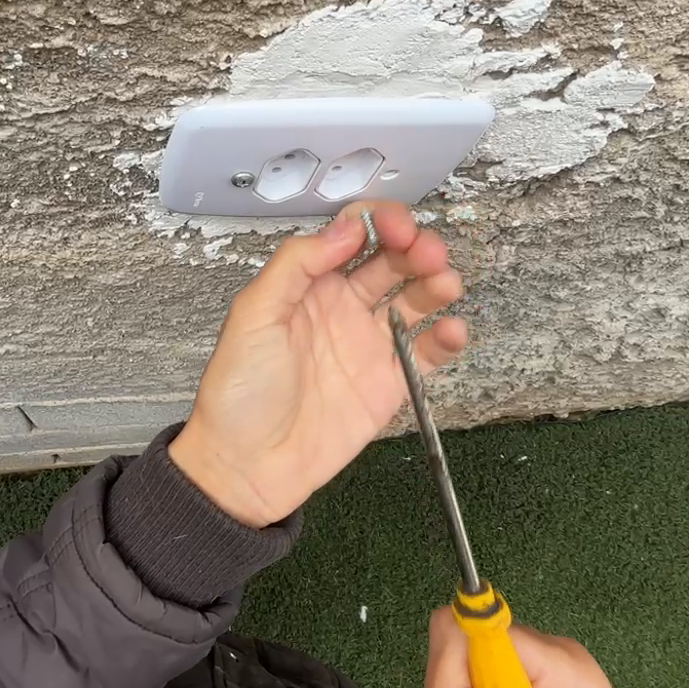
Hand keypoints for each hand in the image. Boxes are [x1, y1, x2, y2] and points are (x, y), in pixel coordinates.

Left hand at [167, 201, 467, 527]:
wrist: (246, 465)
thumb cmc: (239, 390)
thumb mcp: (253, 314)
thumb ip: (295, 265)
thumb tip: (346, 229)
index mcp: (306, 285)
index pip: (351, 236)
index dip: (378, 222)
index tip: (395, 225)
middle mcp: (340, 308)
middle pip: (390, 260)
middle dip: (414, 246)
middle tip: (426, 252)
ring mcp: (367, 344)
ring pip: (415, 298)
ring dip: (436, 282)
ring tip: (444, 282)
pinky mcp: (388, 383)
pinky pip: (427, 352)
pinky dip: (447, 337)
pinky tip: (449, 330)